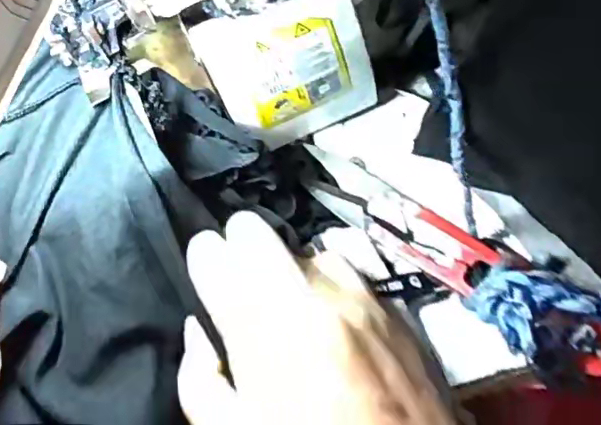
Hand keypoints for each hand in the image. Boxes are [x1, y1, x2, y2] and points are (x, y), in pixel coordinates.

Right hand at [179, 212, 452, 424]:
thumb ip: (198, 374)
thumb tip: (202, 334)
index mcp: (257, 314)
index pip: (205, 247)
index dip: (205, 272)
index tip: (213, 296)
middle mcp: (307, 291)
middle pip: (249, 226)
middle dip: (241, 254)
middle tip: (248, 296)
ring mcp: (360, 299)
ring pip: (305, 250)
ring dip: (296, 276)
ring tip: (303, 321)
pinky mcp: (402, 318)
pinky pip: (355, 281)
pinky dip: (341, 299)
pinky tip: (343, 339)